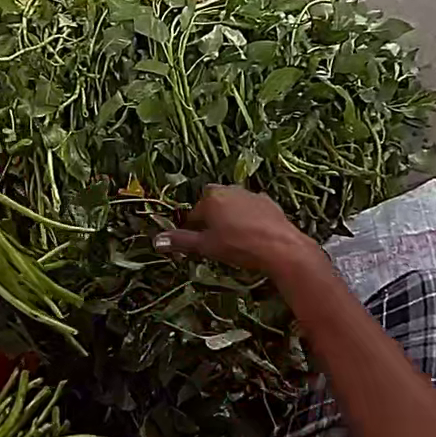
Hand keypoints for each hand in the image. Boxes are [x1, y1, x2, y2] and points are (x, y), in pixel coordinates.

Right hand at [153, 184, 324, 276]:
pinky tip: (253, 236)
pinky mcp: (268, 202)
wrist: (279, 246)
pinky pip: (252, 210)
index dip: (193, 231)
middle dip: (212, 220)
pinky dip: (249, 219)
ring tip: (235, 241)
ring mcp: (251, 194)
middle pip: (213, 205)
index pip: (194, 214)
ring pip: (233, 206)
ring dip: (231, 218)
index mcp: (211, 197)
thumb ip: (181, 241)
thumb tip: (156, 241)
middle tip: (216, 242)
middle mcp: (230, 189)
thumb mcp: (206, 246)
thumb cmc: (237, 245)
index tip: (198, 246)